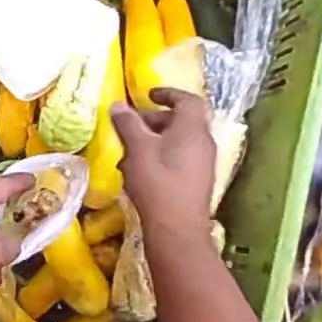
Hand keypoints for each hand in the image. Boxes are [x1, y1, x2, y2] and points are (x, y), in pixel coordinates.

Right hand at [111, 86, 216, 241]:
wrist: (177, 228)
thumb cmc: (157, 183)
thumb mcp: (137, 149)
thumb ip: (128, 125)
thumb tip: (118, 105)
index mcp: (192, 130)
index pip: (187, 100)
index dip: (168, 93)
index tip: (148, 94)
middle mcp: (203, 142)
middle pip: (181, 120)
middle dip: (154, 119)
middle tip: (130, 124)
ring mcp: (202, 162)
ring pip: (179, 140)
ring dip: (155, 138)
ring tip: (130, 148)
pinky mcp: (196, 179)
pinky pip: (179, 156)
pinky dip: (160, 153)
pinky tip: (139, 168)